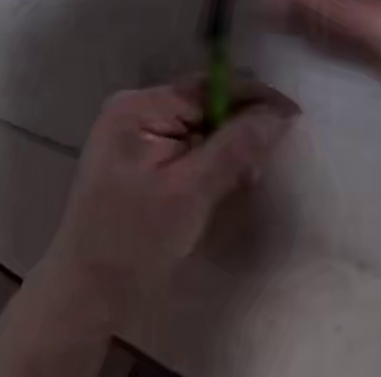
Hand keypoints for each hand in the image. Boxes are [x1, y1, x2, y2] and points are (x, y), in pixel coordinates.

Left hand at [36, 79, 298, 318]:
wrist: (86, 292)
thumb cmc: (135, 239)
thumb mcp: (191, 192)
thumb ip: (234, 148)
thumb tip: (277, 115)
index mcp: (138, 106)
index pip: (205, 87)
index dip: (251, 97)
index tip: (294, 114)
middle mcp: (133, 109)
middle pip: (201, 105)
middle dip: (238, 129)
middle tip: (270, 161)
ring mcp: (132, 134)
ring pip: (195, 128)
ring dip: (225, 150)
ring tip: (245, 181)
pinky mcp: (137, 159)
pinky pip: (183, 147)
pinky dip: (207, 164)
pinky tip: (221, 187)